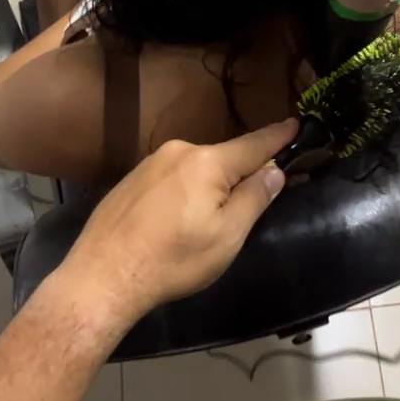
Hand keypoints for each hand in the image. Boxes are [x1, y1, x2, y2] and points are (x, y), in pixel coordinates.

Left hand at [51, 120, 295, 330]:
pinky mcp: (131, 180)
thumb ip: (254, 198)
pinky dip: (184, 192)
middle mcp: (179, 151)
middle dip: (241, 173)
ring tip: (206, 222)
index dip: (279, 136)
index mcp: (208, 162)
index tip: (297, 124)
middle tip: (253, 200)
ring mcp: (150, 163)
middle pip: (224, 158)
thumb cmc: (172, 260)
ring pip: (196, 168)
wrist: (102, 277)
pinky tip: (175, 222)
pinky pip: (172, 178)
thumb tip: (274, 170)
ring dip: (210, 186)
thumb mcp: (227, 236)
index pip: (254, 144)